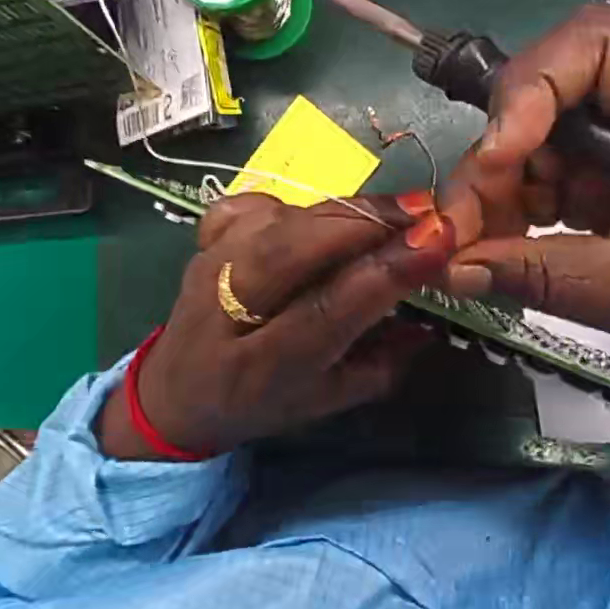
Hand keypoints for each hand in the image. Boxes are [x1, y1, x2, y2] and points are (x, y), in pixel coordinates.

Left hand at [98, 192, 453, 460]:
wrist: (174, 392)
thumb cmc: (256, 405)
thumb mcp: (323, 403)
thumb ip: (379, 366)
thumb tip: (430, 320)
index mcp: (261, 370)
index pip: (327, 310)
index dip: (384, 271)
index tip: (435, 239)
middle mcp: (227, 312)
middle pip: (292, 249)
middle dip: (365, 223)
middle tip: (422, 212)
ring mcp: (208, 269)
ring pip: (273, 220)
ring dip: (338, 208)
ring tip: (386, 210)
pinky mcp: (202, 244)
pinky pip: (248, 206)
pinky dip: (291, 203)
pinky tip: (317, 216)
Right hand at [436, 6, 609, 435]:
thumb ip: (545, 275)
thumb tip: (450, 268)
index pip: (605, 44)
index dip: (533, 85)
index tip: (494, 157)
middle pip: (550, 97)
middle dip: (494, 160)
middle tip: (456, 227)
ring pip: (536, 140)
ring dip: (493, 193)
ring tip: (473, 251)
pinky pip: (545, 176)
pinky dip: (512, 212)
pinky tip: (500, 249)